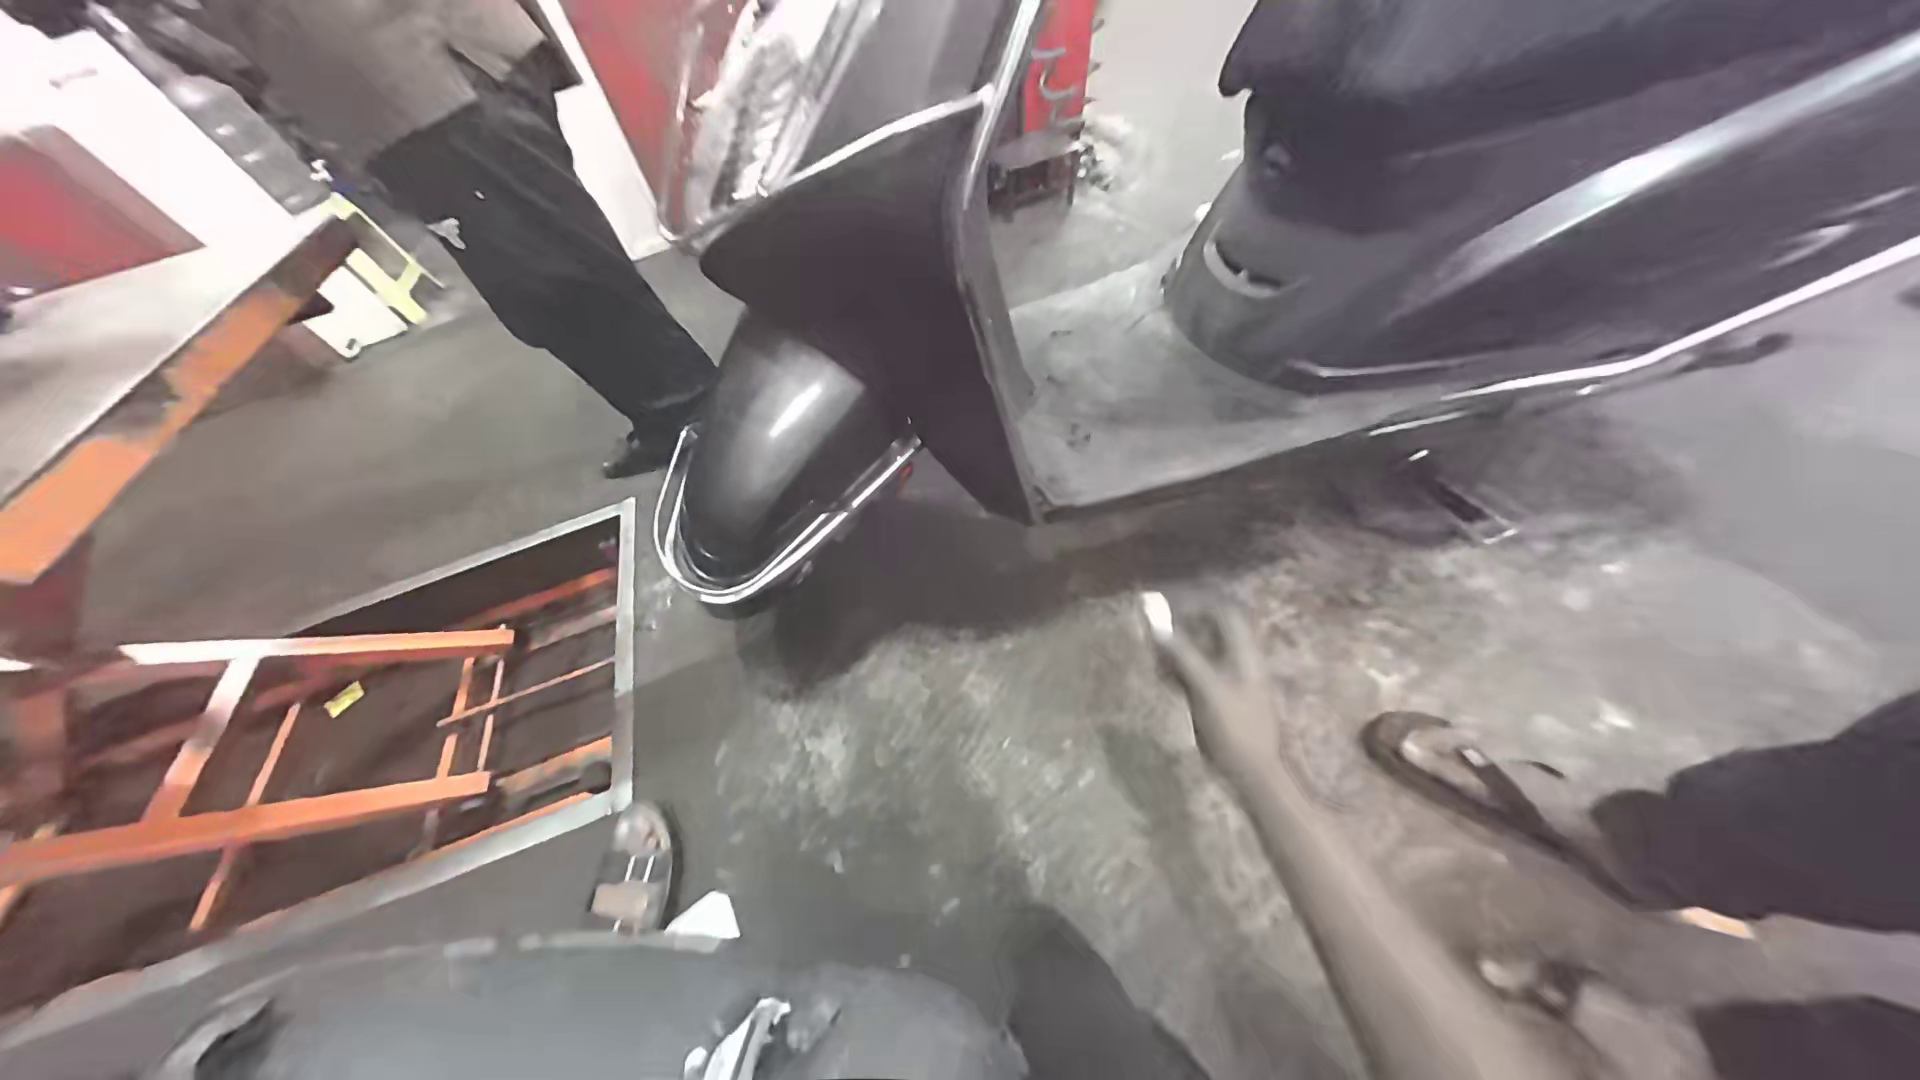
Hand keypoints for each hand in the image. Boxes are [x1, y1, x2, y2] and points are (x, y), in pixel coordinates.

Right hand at [1147, 599, 1279, 781]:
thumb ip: (1184, 655)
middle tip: (1155, 631)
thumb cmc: (1236, 729)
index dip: (1197, 603)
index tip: (1167, 608)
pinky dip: (1177, 669)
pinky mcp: (1217, 697)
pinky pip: (1195, 672)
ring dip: (1176, 648)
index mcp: (1244, 654)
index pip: (1224, 612)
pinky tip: (1163, 678)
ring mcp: (1228, 679)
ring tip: (1155, 657)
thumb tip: (1158, 628)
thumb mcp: (1208, 689)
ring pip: (1199, 651)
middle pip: (1209, 629)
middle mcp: (1237, 661)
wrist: (1254, 774)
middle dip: (1180, 626)